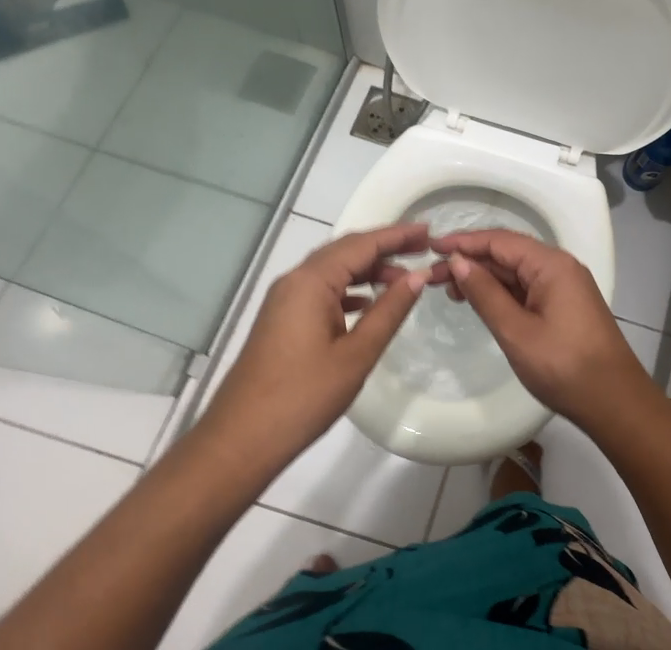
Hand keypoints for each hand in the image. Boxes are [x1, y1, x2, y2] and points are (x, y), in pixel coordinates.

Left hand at [201, 223, 437, 465]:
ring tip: (403, 277)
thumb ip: (389, 311)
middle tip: (423, 248)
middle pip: (345, 251)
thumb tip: (416, 276)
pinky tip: (369, 303)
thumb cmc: (303, 397)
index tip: (429, 231)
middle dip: (384, 247)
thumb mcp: (357, 354)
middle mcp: (294, 281)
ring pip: (332, 270)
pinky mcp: (281, 321)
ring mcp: (284, 301)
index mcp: (311, 281)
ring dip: (367, 269)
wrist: (241, 440)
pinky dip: (349, 289)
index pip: (361, 245)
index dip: (397, 235)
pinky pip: (321, 290)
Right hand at [435, 229, 658, 428]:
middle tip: (432, 276)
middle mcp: (559, 267)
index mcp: (551, 265)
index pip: (500, 241)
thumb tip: (458, 262)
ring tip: (448, 290)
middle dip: (470, 260)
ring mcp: (564, 287)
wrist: (613, 401)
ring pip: (516, 272)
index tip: (430, 248)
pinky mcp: (564, 306)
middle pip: (508, 253)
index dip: (464, 242)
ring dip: (484, 277)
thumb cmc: (564, 366)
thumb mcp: (516, 331)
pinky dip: (501, 292)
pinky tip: (479, 301)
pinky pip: (527, 288)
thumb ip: (485, 294)